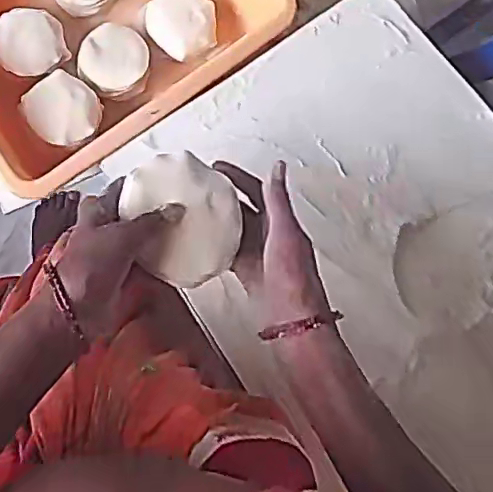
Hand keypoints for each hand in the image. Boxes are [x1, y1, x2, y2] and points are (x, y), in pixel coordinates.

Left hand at [46, 180, 181, 336]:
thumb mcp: (122, 235)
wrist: (79, 311)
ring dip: (156, 239)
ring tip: (181, 229)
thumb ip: (150, 222)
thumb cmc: (89, 264)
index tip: (154, 181)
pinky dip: (159, 263)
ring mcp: (113, 255)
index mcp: (95, 213)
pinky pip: (146, 266)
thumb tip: (175, 210)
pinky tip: (176, 258)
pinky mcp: (123, 277)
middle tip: (174, 206)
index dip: (132, 185)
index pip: (116, 191)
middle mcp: (103, 232)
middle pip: (129, 217)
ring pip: (139, 241)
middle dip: (149, 214)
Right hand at [216, 160, 332, 327]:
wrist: (293, 324)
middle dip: (224, 194)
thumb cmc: (294, 279)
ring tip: (198, 207)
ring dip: (219, 218)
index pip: (257, 190)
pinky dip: (217, 244)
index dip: (238, 177)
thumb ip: (277, 200)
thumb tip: (278, 167)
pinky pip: (229, 252)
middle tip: (202, 185)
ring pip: (235, 228)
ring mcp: (259, 254)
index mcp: (281, 222)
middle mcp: (271, 235)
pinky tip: (204, 240)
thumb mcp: (284, 232)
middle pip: (244, 207)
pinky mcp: (249, 272)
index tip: (217, 167)